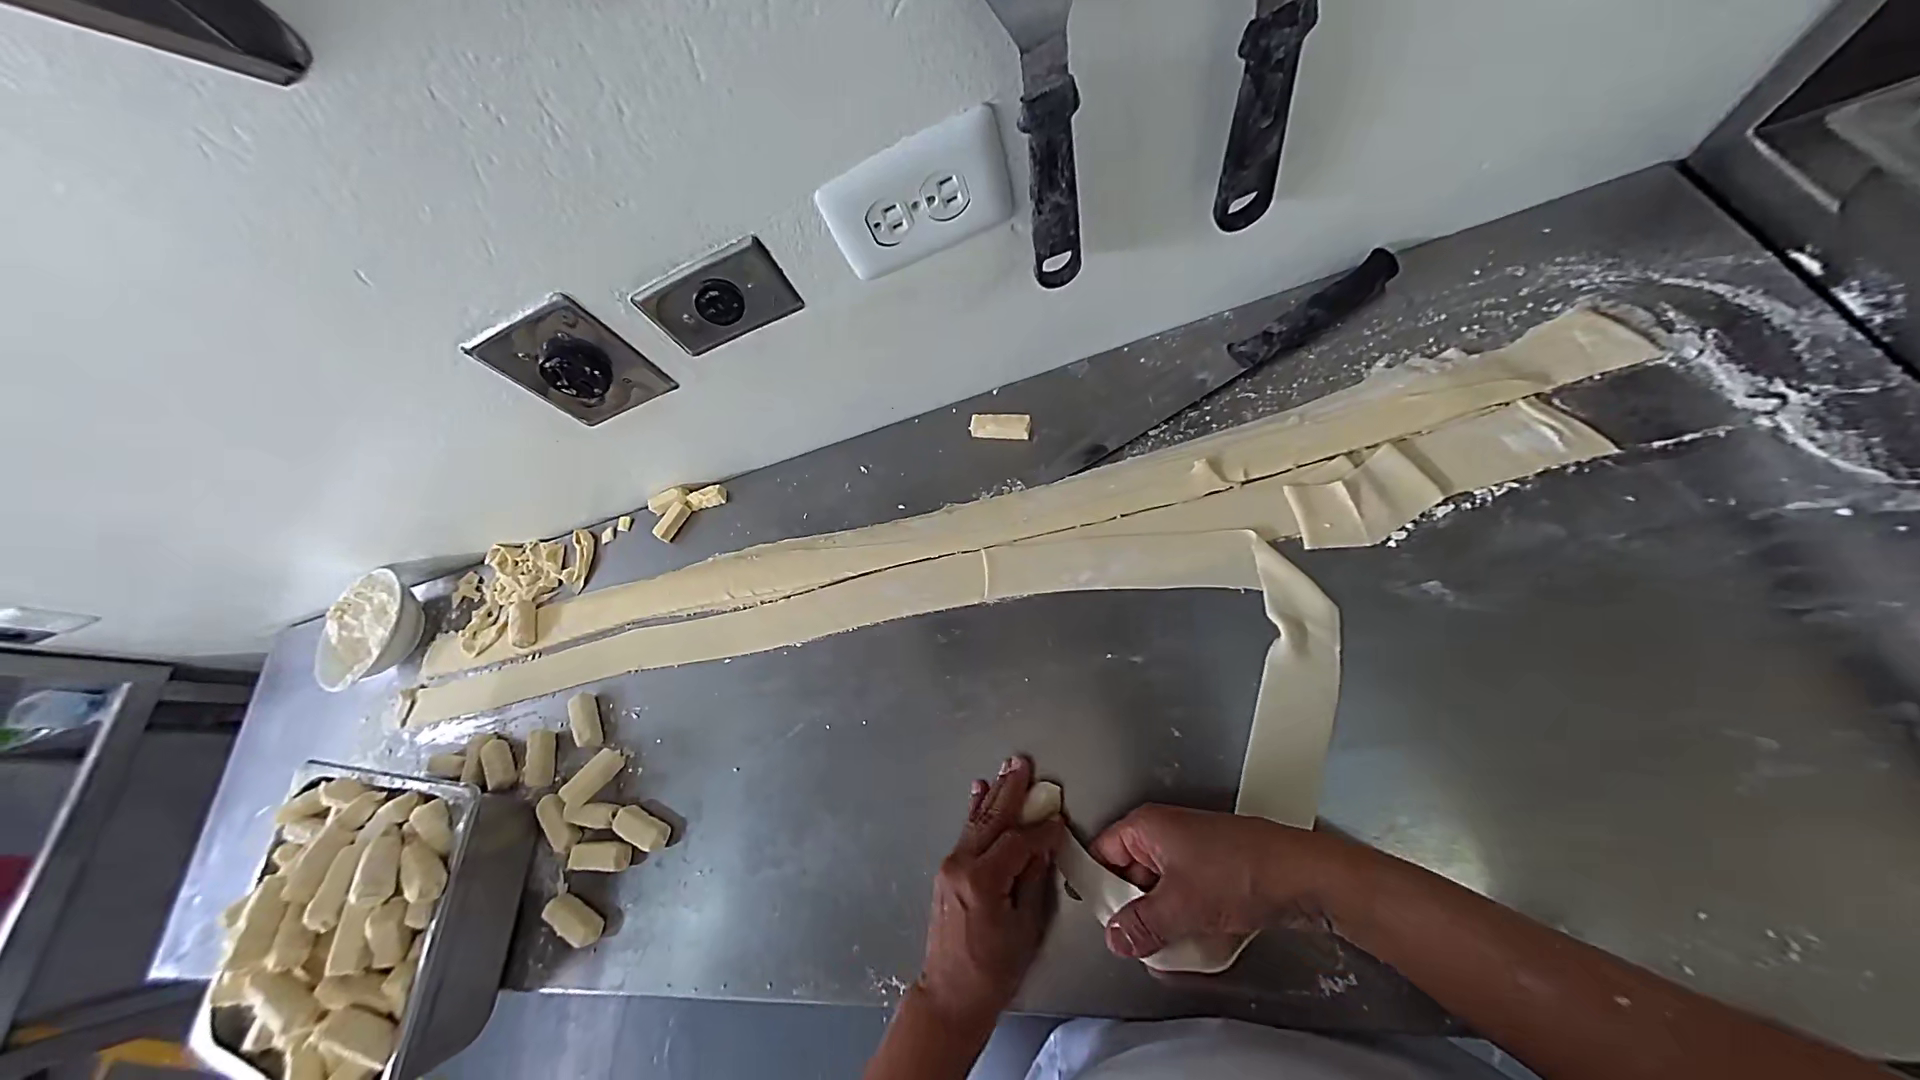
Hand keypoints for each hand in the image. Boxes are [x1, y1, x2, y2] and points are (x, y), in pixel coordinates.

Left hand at [916, 756, 1064, 1023]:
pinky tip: (980, 792)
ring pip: (978, 822)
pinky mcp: (946, 870)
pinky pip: (966, 833)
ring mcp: (949, 866)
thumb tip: (1043, 848)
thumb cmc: (992, 971)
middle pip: (993, 819)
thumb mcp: (1025, 928)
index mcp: (982, 881)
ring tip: (1006, 770)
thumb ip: (1034, 880)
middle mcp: (961, 865)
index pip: (1018, 841)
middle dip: (1011, 790)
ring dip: (995, 794)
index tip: (1058, 821)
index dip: (1042, 831)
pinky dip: (976, 812)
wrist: (950, 995)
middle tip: (1022, 764)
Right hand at [1090, 804, 1349, 960]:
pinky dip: (1184, 918)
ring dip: (1161, 920)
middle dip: (1134, 911)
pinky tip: (1194, 942)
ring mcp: (1189, 851)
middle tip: (1139, 939)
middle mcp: (1163, 833)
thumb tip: (1116, 938)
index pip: (1102, 853)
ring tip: (1170, 945)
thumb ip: (1140, 925)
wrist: (1303, 875)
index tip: (1105, 921)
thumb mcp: (1179, 906)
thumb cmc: (1240, 871)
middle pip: (1129, 874)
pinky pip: (1183, 895)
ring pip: (1158, 890)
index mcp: (1146, 826)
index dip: (1099, 888)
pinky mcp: (1211, 869)